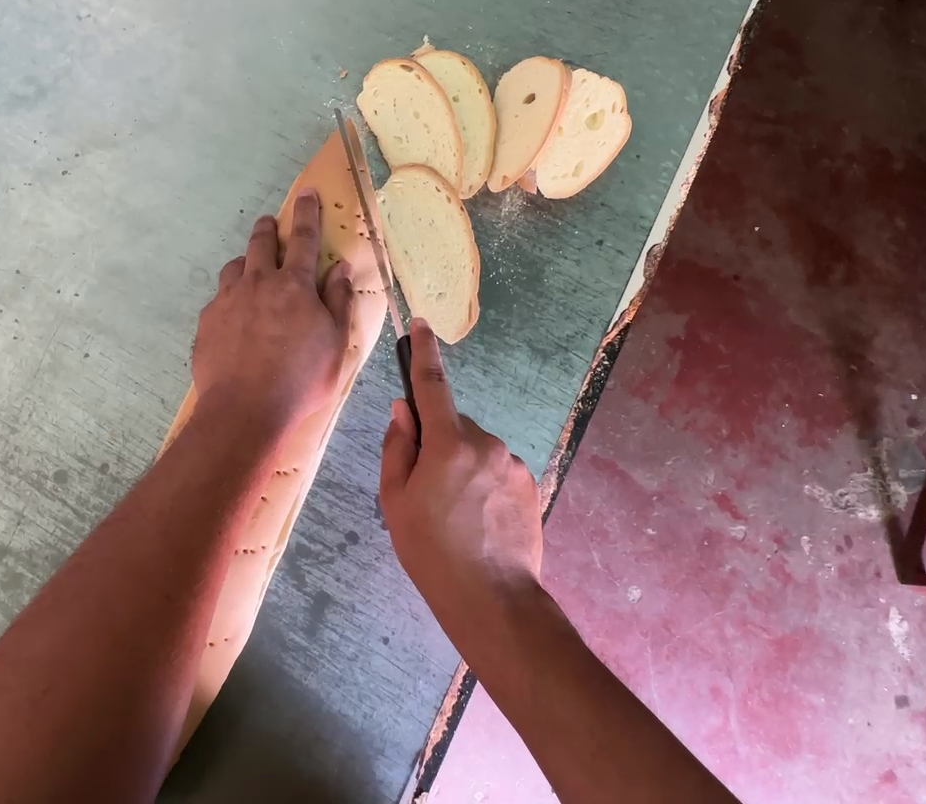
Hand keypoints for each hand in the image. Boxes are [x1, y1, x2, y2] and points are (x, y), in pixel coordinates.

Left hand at [191, 188, 356, 438]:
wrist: (244, 410)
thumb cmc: (300, 380)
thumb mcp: (335, 344)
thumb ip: (338, 302)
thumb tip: (340, 269)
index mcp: (295, 286)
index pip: (304, 239)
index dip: (307, 213)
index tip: (306, 194)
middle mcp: (259, 283)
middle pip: (261, 242)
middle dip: (268, 229)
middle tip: (271, 224)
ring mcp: (228, 300)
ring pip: (235, 266)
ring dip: (245, 262)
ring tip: (250, 272)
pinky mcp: (208, 320)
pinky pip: (220, 298)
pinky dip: (230, 298)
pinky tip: (234, 317)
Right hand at [380, 322, 543, 634]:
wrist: (493, 600)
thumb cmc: (431, 551)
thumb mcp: (394, 500)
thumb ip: (397, 447)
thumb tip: (403, 410)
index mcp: (448, 444)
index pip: (432, 385)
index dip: (423, 352)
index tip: (422, 325)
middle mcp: (486, 444)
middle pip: (453, 426)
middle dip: (438, 442)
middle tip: (427, 488)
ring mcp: (513, 464)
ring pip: (476, 449)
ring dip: (462, 465)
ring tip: (455, 512)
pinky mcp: (530, 484)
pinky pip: (497, 468)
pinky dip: (483, 482)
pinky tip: (478, 519)